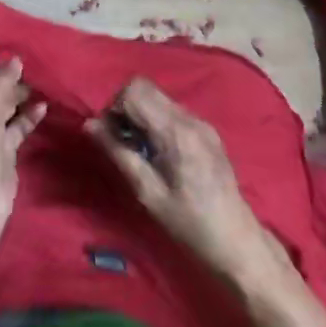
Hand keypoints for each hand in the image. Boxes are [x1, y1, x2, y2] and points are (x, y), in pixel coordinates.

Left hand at [0, 58, 45, 238]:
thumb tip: (15, 60)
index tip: (23, 55)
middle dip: (13, 79)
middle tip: (39, 70)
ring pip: (7, 107)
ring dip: (23, 97)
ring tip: (45, 85)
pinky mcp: (3, 152)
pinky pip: (17, 127)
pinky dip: (29, 117)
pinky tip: (43, 108)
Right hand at [85, 77, 287, 287]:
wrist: (236, 239)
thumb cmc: (188, 223)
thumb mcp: (147, 193)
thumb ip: (118, 153)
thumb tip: (89, 125)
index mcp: (175, 131)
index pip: (135, 91)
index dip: (114, 108)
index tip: (110, 137)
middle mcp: (190, 117)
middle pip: (145, 87)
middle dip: (125, 108)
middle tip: (121, 142)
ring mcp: (202, 121)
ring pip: (159, 97)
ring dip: (141, 115)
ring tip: (139, 150)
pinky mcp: (207, 130)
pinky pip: (172, 110)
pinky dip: (156, 121)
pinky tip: (158, 153)